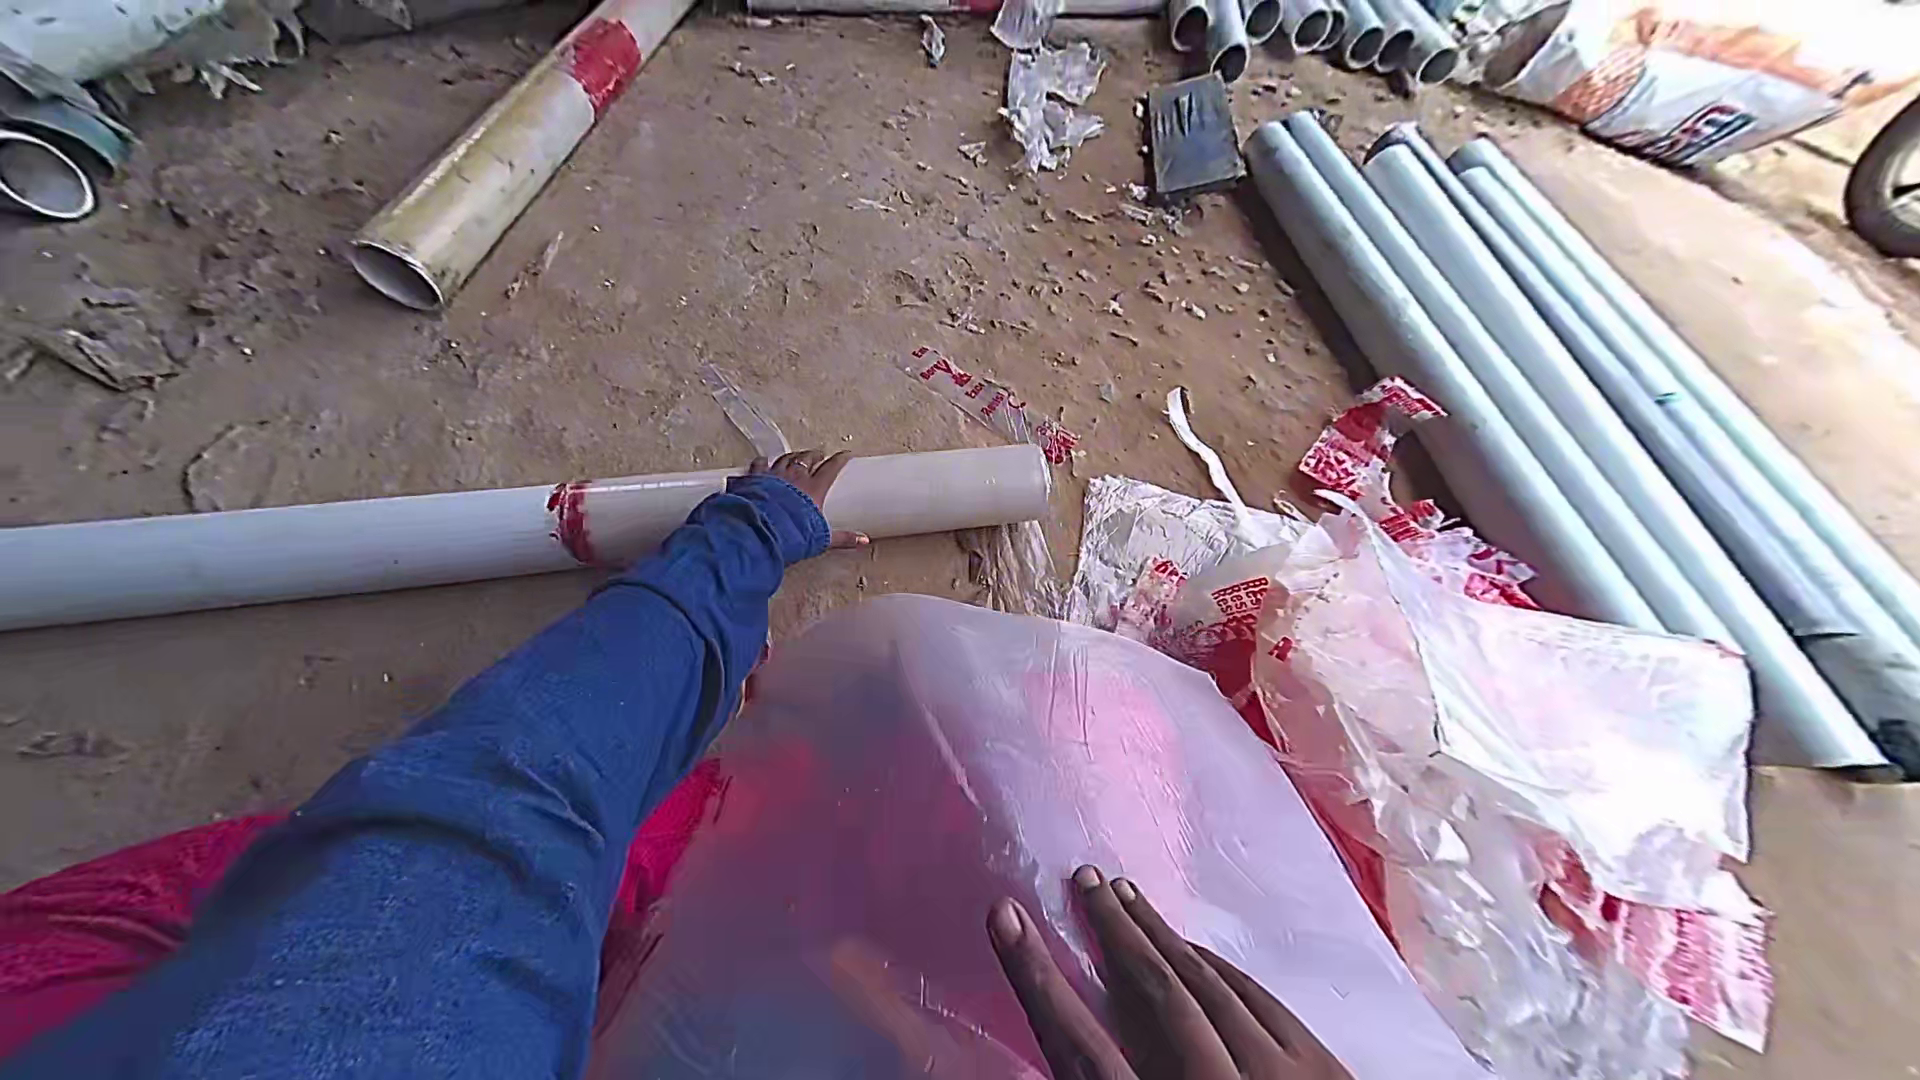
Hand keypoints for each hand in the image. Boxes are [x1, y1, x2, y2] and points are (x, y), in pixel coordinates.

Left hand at [749, 450, 867, 549]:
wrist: (760, 531)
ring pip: (786, 457)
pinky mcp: (755, 477)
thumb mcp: (822, 538)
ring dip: (792, 456)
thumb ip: (843, 538)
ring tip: (795, 456)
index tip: (845, 455)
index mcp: (814, 488)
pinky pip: (760, 463)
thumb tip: (862, 541)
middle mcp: (795, 476)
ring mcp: (774, 475)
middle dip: (815, 455)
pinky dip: (764, 461)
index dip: (840, 459)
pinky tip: (763, 461)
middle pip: (807, 458)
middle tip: (819, 455)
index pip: (831, 468)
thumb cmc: (790, 534)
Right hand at [988, 865, 1353, 1079]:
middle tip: (1084, 877)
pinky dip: (1218, 968)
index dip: (1036, 976)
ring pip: (1208, 986)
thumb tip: (1058, 1056)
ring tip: (1126, 894)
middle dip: (1113, 930)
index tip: (1004, 914)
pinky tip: (1193, 948)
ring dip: (1160, 934)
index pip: (1080, 1047)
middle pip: (1155, 996)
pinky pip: (1262, 1002)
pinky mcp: (1331, 1078)